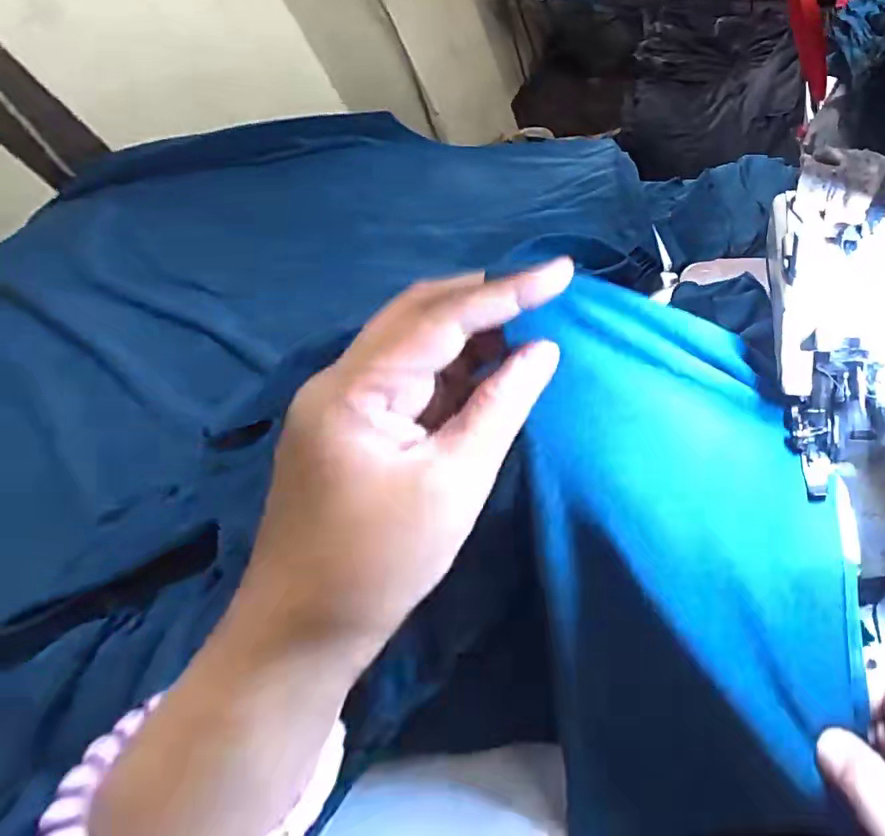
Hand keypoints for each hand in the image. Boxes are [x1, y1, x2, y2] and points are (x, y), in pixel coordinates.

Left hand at [232, 258, 572, 657]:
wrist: (306, 628)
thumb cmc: (385, 556)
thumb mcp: (458, 476)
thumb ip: (503, 403)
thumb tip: (544, 348)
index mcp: (355, 393)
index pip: (441, 321)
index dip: (507, 291)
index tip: (563, 271)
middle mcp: (344, 383)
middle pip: (420, 312)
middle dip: (489, 293)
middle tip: (552, 286)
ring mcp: (351, 401)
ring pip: (421, 336)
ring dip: (480, 322)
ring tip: (540, 317)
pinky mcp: (366, 421)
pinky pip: (423, 369)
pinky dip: (469, 356)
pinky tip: (505, 357)